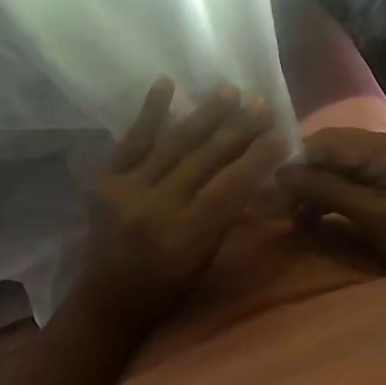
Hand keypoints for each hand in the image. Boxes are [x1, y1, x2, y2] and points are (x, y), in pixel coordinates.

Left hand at [71, 77, 285, 335]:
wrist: (106, 300)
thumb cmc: (167, 288)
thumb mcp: (205, 259)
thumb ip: (225, 216)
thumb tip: (252, 173)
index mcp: (185, 235)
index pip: (229, 187)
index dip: (256, 158)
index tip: (280, 133)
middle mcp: (155, 207)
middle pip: (204, 160)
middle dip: (237, 129)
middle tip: (260, 104)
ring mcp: (126, 190)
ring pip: (173, 144)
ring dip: (204, 115)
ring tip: (229, 91)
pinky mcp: (105, 180)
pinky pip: (132, 141)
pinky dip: (150, 111)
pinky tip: (166, 84)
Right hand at [275, 127, 385, 273]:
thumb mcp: (374, 217)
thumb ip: (327, 191)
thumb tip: (279, 174)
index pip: (333, 141)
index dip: (297, 157)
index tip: (267, 178)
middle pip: (334, 152)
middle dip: (303, 174)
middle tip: (273, 199)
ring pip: (338, 167)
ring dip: (313, 188)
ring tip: (288, 212)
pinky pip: (350, 182)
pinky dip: (329, 197)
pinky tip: (308, 216)